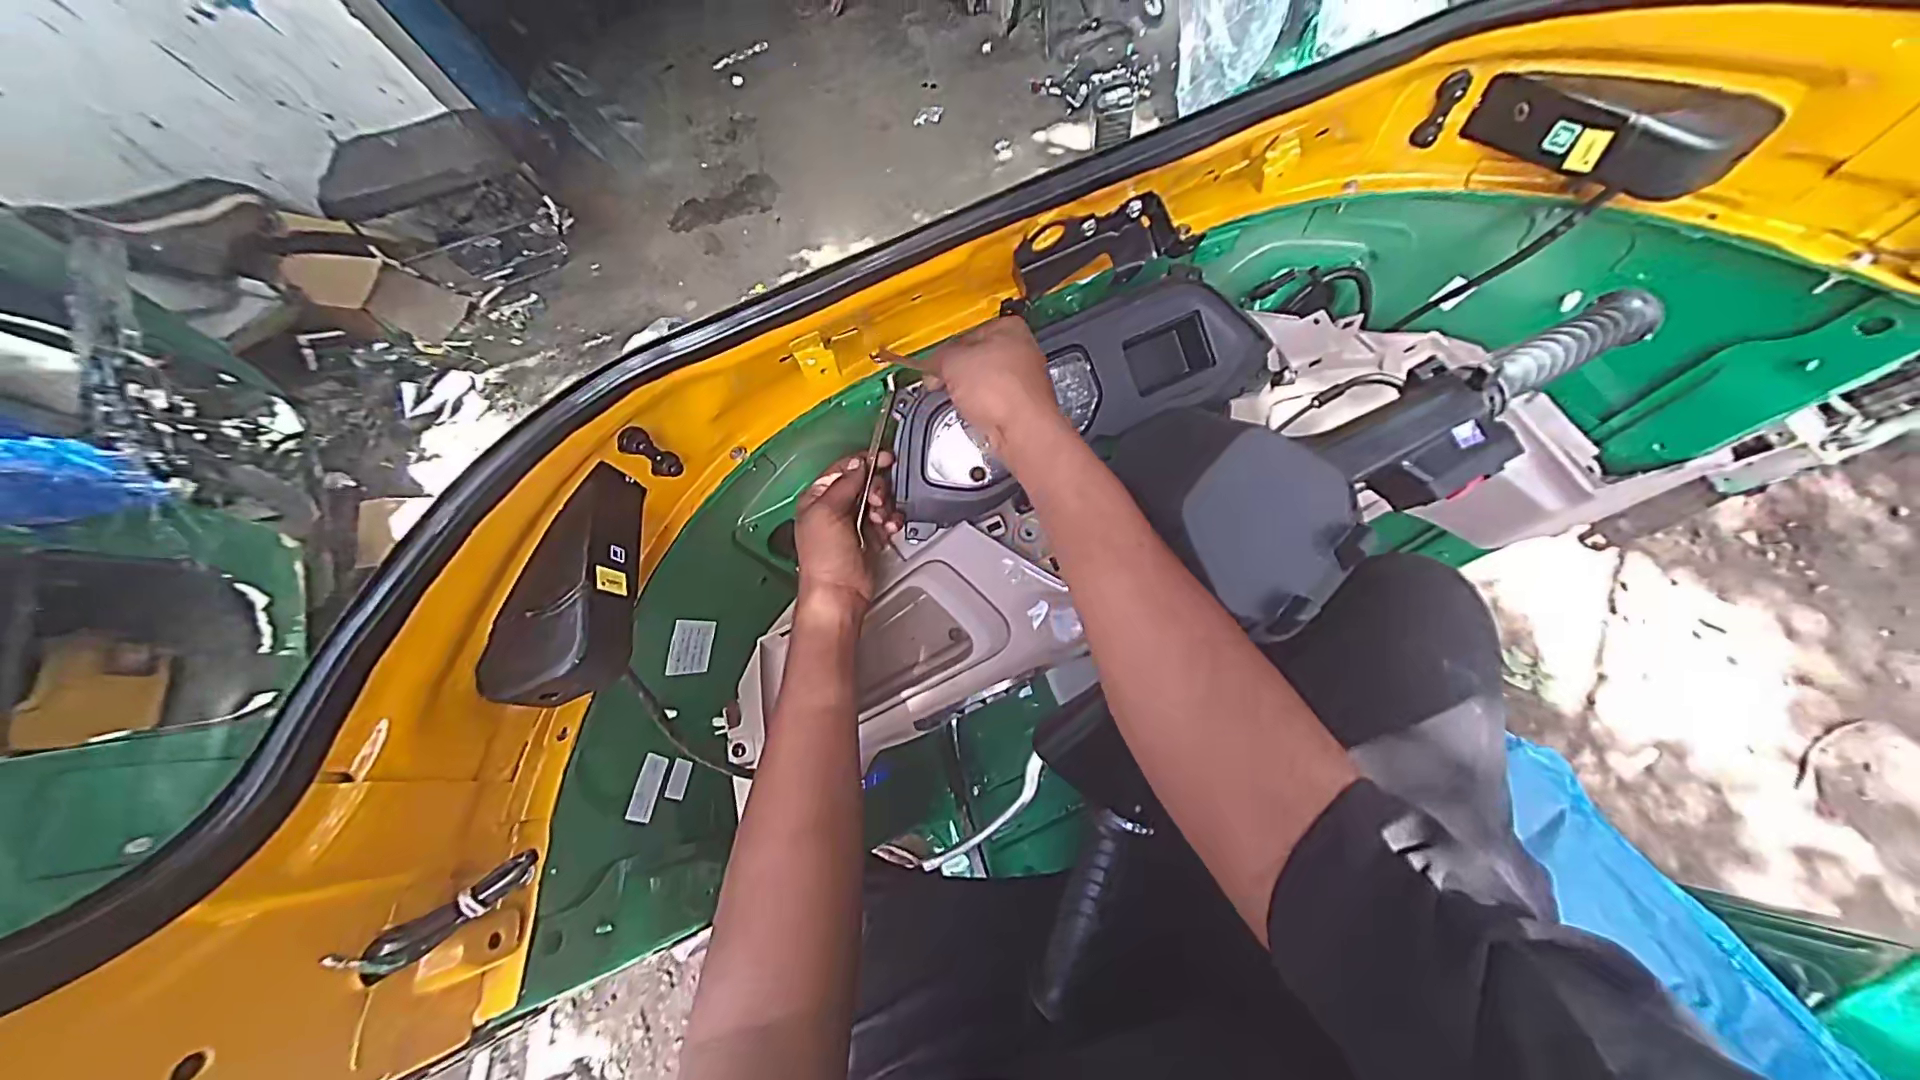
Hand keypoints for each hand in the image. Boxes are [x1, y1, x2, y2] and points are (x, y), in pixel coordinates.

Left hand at [793, 450, 902, 615]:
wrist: (839, 593)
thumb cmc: (824, 559)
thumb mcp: (828, 512)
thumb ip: (845, 484)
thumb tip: (858, 464)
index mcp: (818, 498)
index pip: (843, 469)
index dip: (864, 462)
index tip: (884, 458)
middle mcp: (835, 508)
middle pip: (865, 482)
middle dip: (876, 488)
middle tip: (876, 500)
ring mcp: (854, 522)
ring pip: (879, 499)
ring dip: (885, 506)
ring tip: (880, 519)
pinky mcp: (870, 536)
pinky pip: (887, 518)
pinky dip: (891, 520)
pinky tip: (888, 527)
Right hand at [892, 318, 1070, 459]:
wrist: (1022, 431)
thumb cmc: (997, 389)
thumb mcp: (952, 363)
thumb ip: (938, 359)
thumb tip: (932, 364)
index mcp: (1010, 328)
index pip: (968, 333)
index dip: (946, 350)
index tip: (932, 363)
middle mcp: (1023, 351)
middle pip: (978, 360)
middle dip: (957, 374)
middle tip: (940, 384)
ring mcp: (1026, 381)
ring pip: (986, 384)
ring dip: (969, 394)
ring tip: (961, 403)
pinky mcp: (1024, 408)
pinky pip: (995, 405)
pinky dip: (984, 410)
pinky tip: (978, 416)